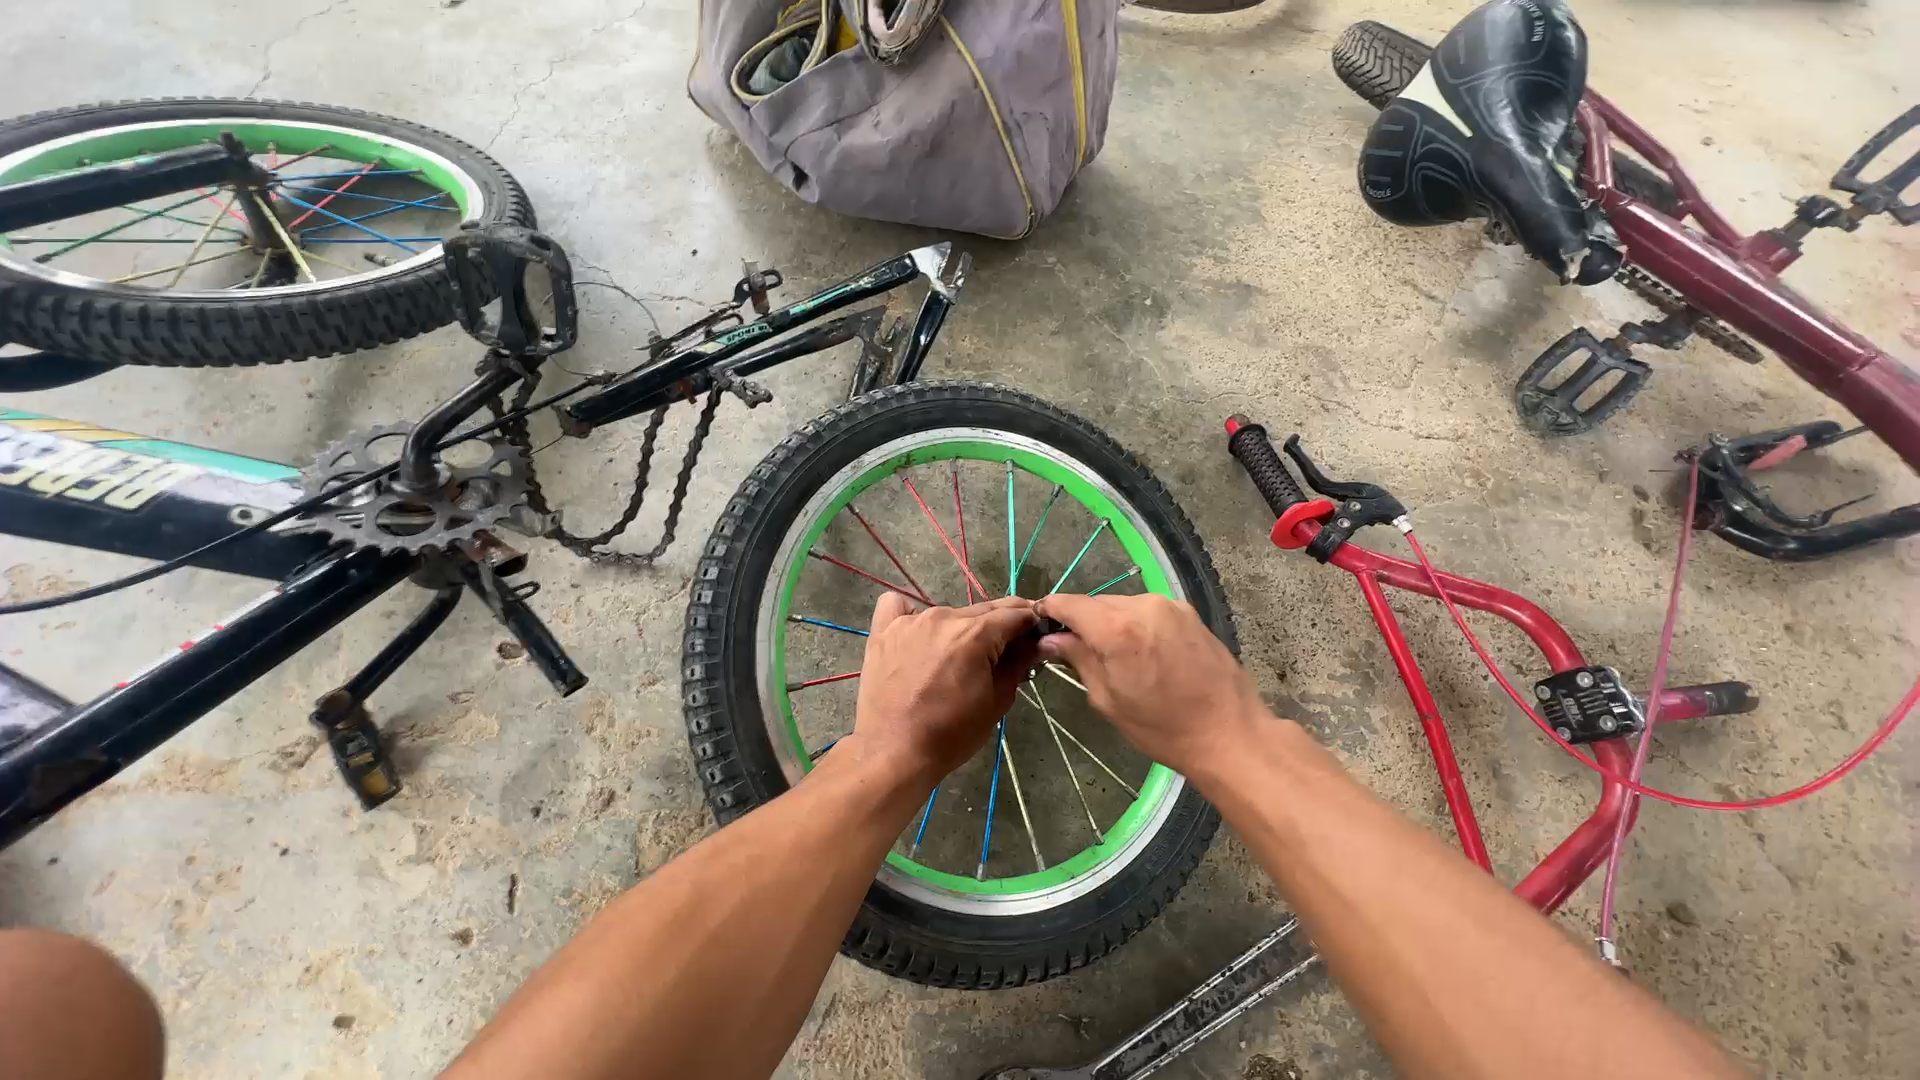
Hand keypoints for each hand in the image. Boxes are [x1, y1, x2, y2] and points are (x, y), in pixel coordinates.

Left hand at [847, 593, 1039, 790]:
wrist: (894, 752)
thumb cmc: (950, 735)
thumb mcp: (996, 702)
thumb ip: (1018, 664)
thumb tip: (1036, 642)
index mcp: (974, 634)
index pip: (1015, 614)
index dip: (1032, 624)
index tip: (1037, 636)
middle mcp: (943, 617)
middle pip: (984, 610)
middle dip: (1001, 626)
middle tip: (1007, 649)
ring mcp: (909, 621)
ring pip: (948, 613)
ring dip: (961, 627)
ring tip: (958, 657)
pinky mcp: (883, 630)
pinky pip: (898, 605)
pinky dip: (910, 613)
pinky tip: (918, 634)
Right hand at [1032, 593, 1267, 777]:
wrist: (1230, 734)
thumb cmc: (1163, 728)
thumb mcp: (1109, 699)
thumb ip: (1078, 660)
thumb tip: (1051, 639)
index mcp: (1117, 628)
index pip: (1069, 604)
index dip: (1050, 610)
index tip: (1038, 622)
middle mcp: (1143, 606)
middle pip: (1097, 604)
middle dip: (1082, 622)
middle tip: (1073, 649)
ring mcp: (1171, 606)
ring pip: (1123, 606)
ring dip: (1110, 623)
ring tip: (1113, 656)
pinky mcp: (1190, 614)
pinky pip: (1149, 612)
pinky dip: (1136, 625)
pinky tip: (1142, 653)